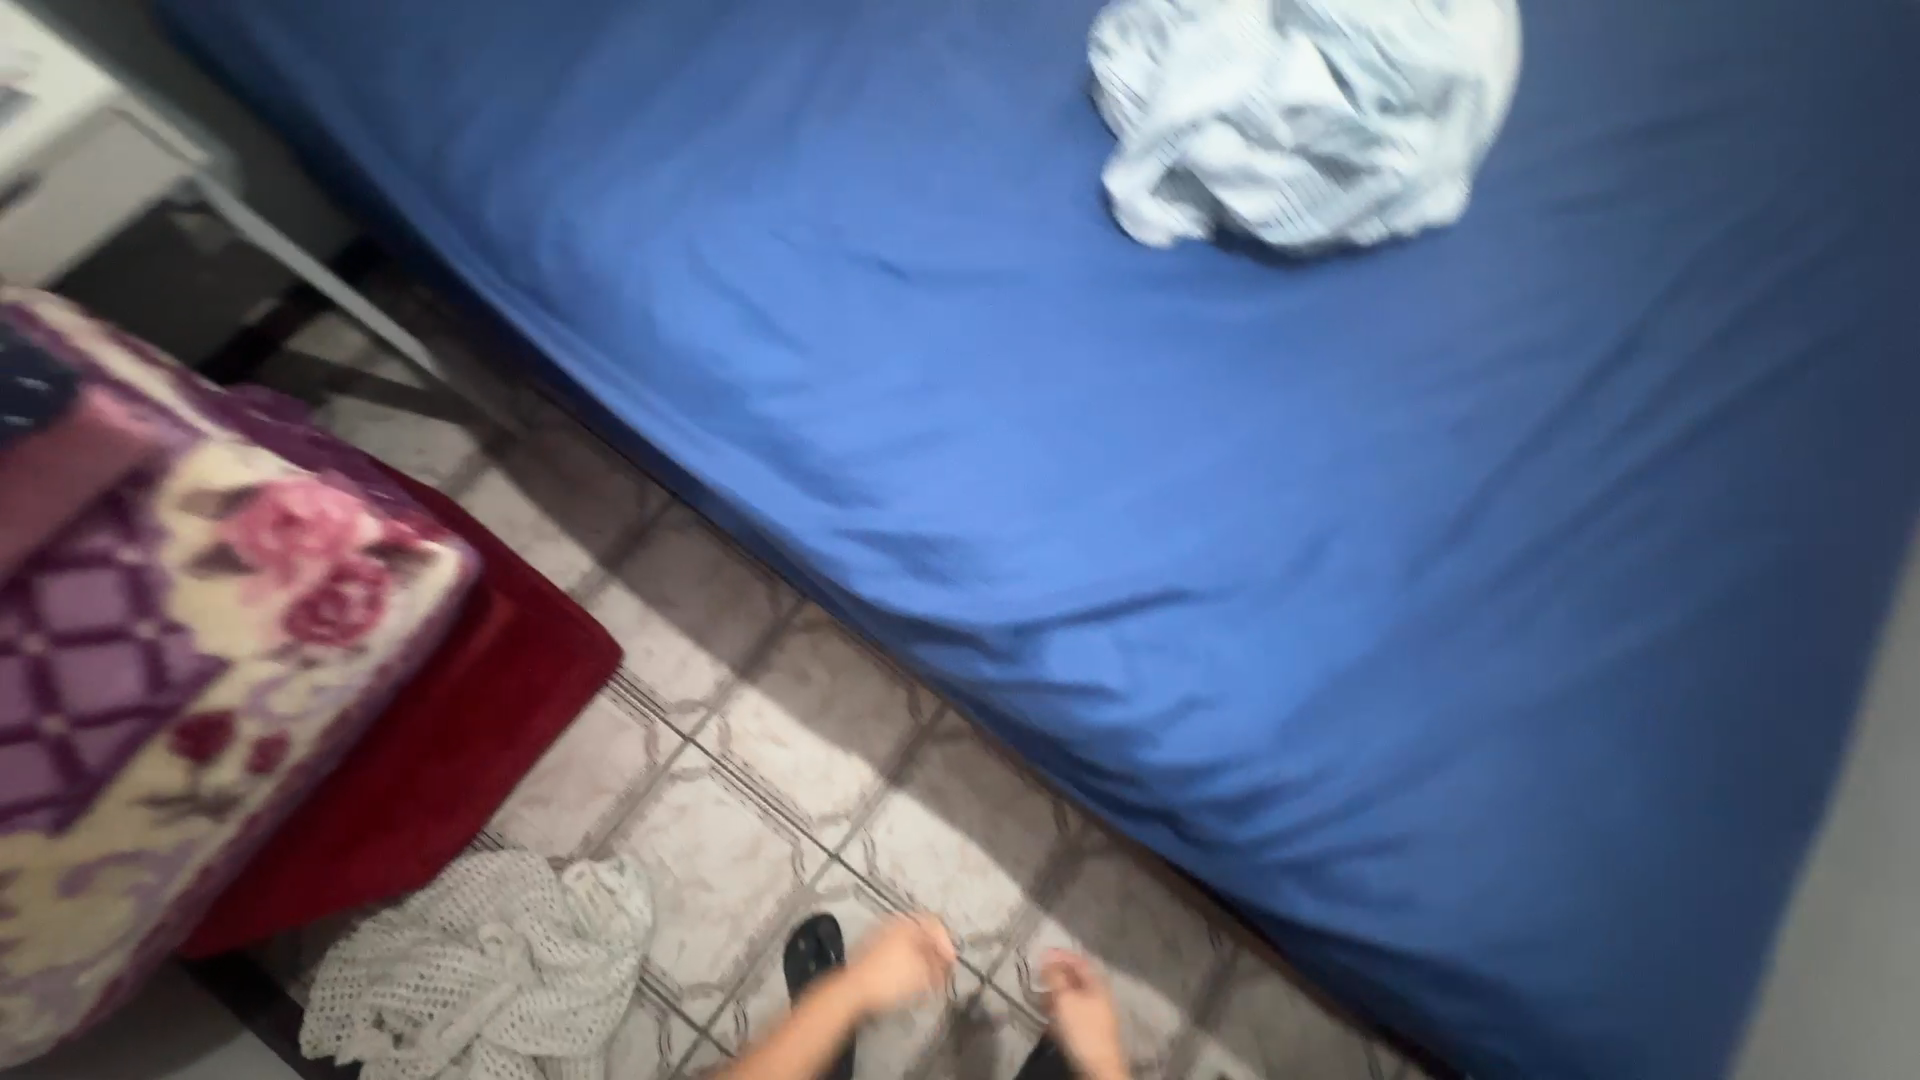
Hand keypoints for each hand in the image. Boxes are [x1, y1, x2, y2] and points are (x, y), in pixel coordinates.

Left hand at [841, 913, 956, 1016]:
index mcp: (909, 923)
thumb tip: (947, 962)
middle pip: (923, 934)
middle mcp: (896, 923)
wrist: (853, 990)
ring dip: (922, 960)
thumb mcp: (922, 972)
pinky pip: (898, 952)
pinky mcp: (873, 950)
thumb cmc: (891, 977)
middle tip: (941, 973)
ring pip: (910, 944)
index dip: (947, 943)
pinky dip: (908, 963)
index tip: (951, 964)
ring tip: (926, 981)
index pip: (936, 924)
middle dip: (934, 954)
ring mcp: (882, 935)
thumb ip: (938, 964)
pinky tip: (910, 980)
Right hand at [1038, 950, 1128, 1079]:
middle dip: (1056, 975)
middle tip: (1038, 974)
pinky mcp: (1090, 1031)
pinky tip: (1048, 1017)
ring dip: (1055, 994)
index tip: (1042, 952)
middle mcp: (1098, 995)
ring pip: (1073, 996)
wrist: (1099, 1069)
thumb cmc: (1082, 1028)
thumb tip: (1046, 959)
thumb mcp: (1065, 999)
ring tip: (1039, 996)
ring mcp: (1095, 1014)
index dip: (1060, 954)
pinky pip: (1072, 1013)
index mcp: (1096, 983)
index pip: (1078, 960)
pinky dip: (1059, 1010)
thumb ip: (1055, 977)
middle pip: (1076, 978)